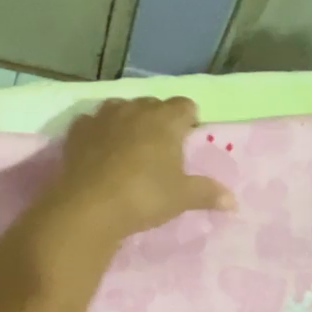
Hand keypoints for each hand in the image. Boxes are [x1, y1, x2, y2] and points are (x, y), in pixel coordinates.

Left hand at [49, 97, 234, 240]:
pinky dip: (98, 131)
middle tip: (160, 147)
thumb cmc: (144, 196)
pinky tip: (99, 150)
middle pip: (152, 104)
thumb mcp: (181, 197)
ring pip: (121, 108)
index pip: (185, 105)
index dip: (188, 119)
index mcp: (165, 119)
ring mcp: (103, 116)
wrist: (89, 206)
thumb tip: (233, 201)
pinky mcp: (77, 130)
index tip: (188, 137)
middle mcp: (135, 109)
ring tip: (129, 146)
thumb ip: (207, 193)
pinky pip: (92, 122)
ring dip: (127, 121)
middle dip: (158, 119)